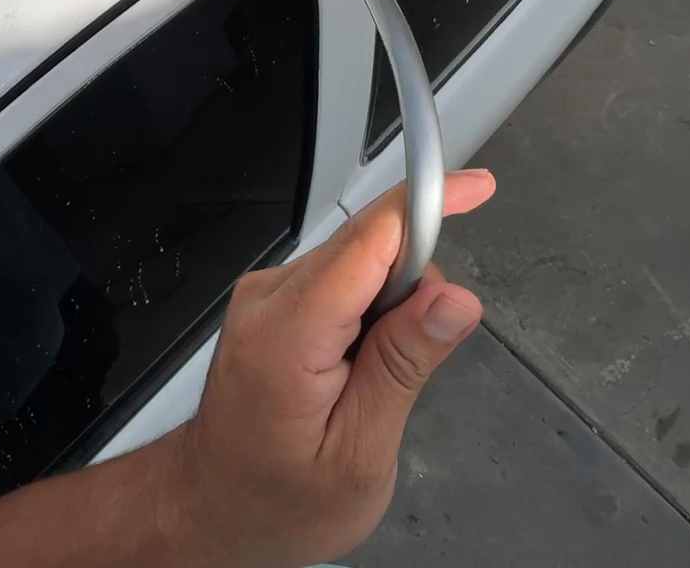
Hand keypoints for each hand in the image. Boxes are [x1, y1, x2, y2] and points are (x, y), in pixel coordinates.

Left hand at [164, 170, 495, 567]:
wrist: (214, 501)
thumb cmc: (282, 497)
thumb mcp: (361, 452)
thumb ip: (403, 365)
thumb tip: (453, 299)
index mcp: (286, 334)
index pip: (365, 243)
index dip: (423, 206)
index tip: (475, 187)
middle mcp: (267, 295)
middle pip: (363, 247)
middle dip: (412, 282)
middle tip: (412, 362)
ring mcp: (263, 292)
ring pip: (354, 261)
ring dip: (387, 302)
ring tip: (372, 380)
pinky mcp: (269, 297)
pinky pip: (335, 277)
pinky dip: (364, 306)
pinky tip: (355, 363)